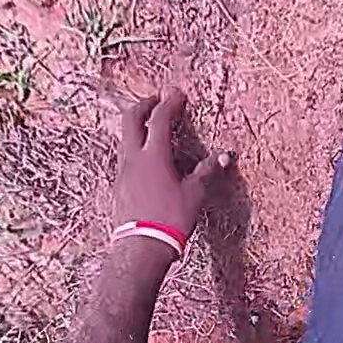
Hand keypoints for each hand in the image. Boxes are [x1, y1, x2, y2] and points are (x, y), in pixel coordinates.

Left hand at [113, 90, 230, 235]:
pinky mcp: (119, 186)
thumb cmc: (170, 220)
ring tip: (152, 129)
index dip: (170, 103)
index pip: (160, 119)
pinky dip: (135, 149)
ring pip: (125, 138)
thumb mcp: (194, 194)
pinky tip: (146, 159)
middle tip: (157, 101)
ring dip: (137, 127)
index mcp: (154, 156)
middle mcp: (133, 158)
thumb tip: (224, 157)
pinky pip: (125, 158)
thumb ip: (206, 172)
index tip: (178, 94)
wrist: (141, 247)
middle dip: (144, 105)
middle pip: (131, 119)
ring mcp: (123, 172)